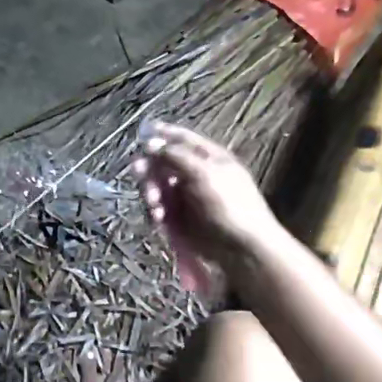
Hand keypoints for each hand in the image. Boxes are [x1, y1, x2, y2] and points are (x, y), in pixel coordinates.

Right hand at [132, 120, 292, 295]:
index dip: (162, 133)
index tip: (142, 131)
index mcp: (208, 158)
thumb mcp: (204, 173)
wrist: (242, 250)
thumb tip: (150, 142)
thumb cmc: (230, 205)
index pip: (182, 139)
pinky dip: (154, 210)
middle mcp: (195, 174)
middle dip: (149, 166)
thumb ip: (175, 155)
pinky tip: (158, 217)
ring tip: (154, 201)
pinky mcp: (179, 220)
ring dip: (150, 190)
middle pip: (163, 162)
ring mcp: (186, 198)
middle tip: (138, 171)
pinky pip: (158, 208)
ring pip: (157, 185)